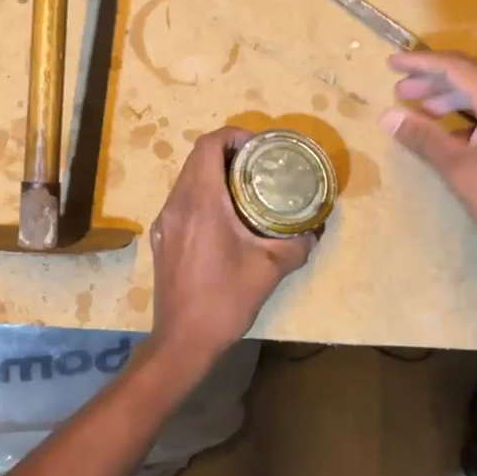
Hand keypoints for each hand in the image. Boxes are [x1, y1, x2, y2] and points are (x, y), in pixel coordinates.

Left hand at [149, 128, 314, 360]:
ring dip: (214, 175)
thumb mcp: (270, 269)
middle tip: (258, 165)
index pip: (208, 146)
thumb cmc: (225, 300)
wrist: (182, 340)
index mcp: (201, 202)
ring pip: (187, 181)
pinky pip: (181, 203)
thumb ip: (297, 244)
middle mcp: (177, 205)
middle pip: (197, 159)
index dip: (233, 135)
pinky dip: (202, 197)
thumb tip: (315, 229)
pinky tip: (224, 219)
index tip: (258, 145)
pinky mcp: (161, 238)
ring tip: (245, 189)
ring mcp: (164, 222)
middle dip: (228, 154)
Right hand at [380, 50, 476, 283]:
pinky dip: (473, 112)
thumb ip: (424, 138)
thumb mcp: (460, 171)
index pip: (459, 68)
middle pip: (475, 75)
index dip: (422, 62)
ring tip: (421, 108)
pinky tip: (454, 132)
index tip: (392, 63)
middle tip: (401, 90)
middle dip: (435, 78)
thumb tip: (387, 116)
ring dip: (453, 95)